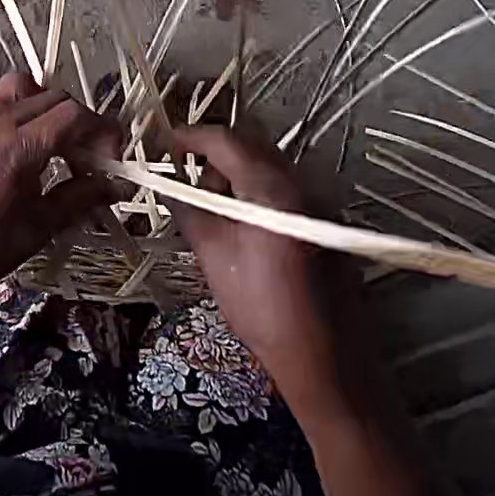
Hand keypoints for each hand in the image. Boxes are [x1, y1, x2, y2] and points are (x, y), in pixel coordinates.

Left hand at [0, 73, 120, 310]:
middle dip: (83, 123)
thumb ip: (82, 198)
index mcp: (14, 153)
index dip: (101, 131)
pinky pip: (3, 96)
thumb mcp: (39, 228)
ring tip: (59, 142)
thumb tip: (117, 186)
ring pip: (28, 85)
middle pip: (56, 97)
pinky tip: (31, 141)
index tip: (110, 158)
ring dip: (53, 106)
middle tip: (90, 158)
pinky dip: (27, 107)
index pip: (72, 115)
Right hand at [169, 126, 339, 382]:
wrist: (325, 358)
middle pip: (250, 145)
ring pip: (269, 163)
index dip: (190, 137)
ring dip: (237, 170)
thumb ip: (189, 211)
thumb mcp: (213, 257)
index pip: (225, 140)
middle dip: (214, 153)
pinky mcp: (329, 217)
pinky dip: (259, 187)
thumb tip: (168, 187)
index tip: (165, 143)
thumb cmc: (262, 309)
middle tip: (187, 176)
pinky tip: (245, 219)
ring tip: (214, 203)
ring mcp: (320, 198)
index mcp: (271, 189)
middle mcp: (302, 182)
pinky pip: (287, 183)